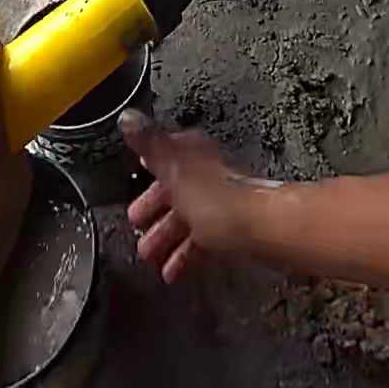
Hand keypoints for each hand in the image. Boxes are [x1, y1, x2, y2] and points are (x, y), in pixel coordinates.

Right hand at [121, 109, 270, 283]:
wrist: (261, 228)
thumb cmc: (214, 196)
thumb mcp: (172, 167)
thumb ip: (148, 143)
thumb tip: (127, 116)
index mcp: (192, 153)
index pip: (163, 155)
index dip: (147, 169)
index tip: (133, 178)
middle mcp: (205, 173)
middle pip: (173, 190)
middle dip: (152, 211)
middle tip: (135, 228)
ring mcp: (219, 202)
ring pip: (186, 218)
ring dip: (165, 237)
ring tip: (148, 258)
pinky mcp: (229, 230)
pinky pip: (200, 240)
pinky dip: (184, 254)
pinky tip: (171, 272)